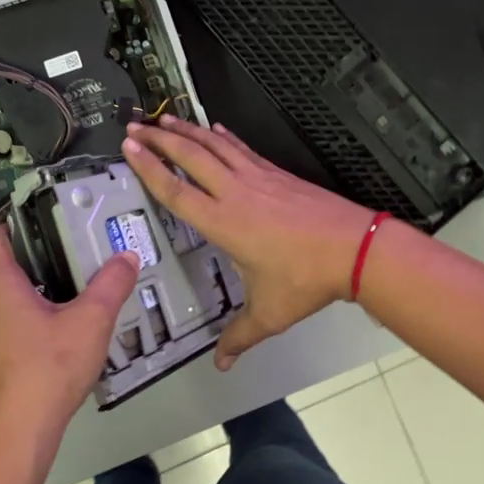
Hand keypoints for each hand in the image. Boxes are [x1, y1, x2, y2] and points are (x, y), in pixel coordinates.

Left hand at [0, 231, 139, 454]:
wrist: (16, 437)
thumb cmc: (49, 370)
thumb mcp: (91, 323)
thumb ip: (111, 285)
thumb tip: (127, 256)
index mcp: (0, 287)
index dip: (9, 227)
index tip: (30, 222)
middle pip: (0, 275)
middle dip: (31, 267)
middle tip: (67, 265)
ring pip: (0, 307)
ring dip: (26, 301)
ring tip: (64, 305)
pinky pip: (0, 334)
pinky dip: (20, 330)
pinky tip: (49, 346)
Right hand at [121, 116, 376, 370]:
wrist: (354, 248)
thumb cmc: (306, 280)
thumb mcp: (269, 313)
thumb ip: (240, 337)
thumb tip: (221, 364)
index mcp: (223, 223)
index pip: (176, 191)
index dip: (149, 168)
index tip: (130, 147)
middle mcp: (235, 192)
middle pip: (189, 157)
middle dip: (159, 139)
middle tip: (135, 127)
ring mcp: (258, 178)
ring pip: (214, 145)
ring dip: (187, 130)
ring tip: (164, 119)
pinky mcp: (277, 173)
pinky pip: (242, 149)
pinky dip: (224, 137)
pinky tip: (216, 129)